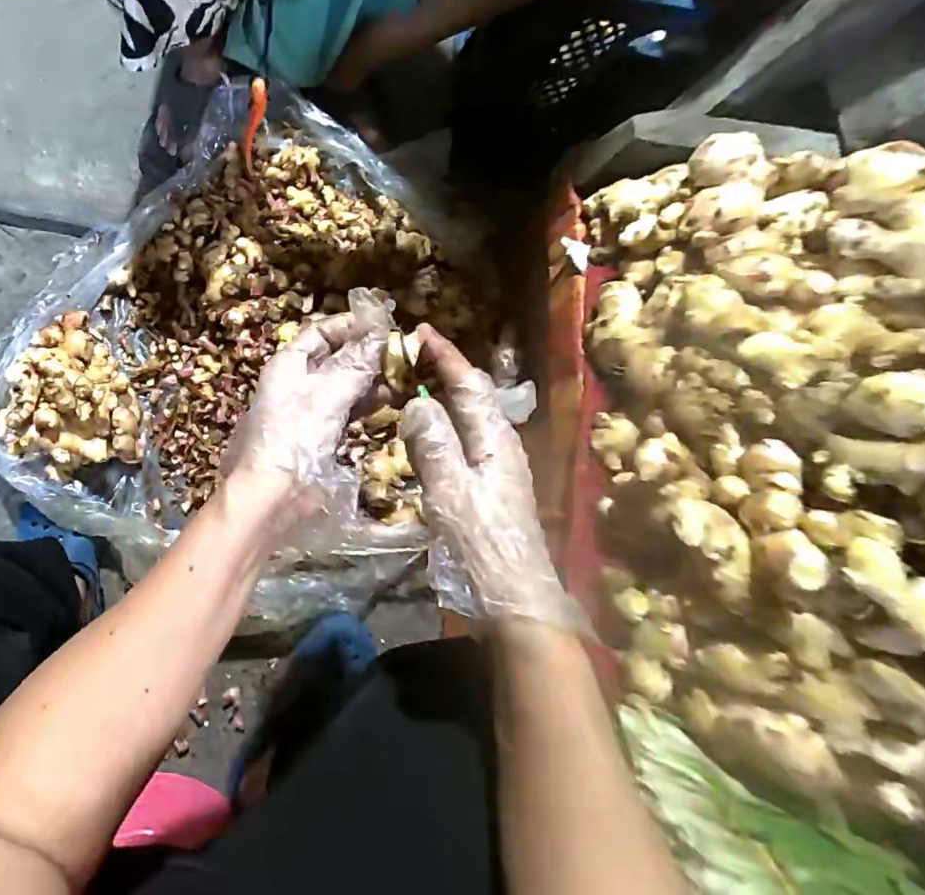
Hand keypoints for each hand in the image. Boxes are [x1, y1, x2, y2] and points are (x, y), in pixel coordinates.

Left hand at [224, 289, 388, 487]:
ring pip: (341, 384)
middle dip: (364, 353)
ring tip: (400, 376)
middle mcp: (294, 382)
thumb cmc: (296, 433)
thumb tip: (379, 330)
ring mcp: (305, 409)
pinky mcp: (316, 434)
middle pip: (332, 357)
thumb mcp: (330, 392)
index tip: (382, 326)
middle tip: (399, 352)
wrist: (272, 491)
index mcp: (287, 364)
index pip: (319, 332)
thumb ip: (356, 363)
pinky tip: (387, 401)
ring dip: (368, 379)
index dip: (349, 326)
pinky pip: (343, 409)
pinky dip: (363, 403)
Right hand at [401, 326, 579, 626]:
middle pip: (471, 395)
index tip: (419, 332)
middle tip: (408, 356)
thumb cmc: (482, 539)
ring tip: (410, 385)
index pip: (468, 383)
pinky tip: (421, 433)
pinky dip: (439, 424)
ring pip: (466, 417)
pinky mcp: (488, 484)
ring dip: (440, 396)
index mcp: (493, 438)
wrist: (515, 593)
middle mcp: (499, 444)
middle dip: (443, 370)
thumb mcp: (450, 489)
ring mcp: (496, 465)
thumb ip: (433, 443)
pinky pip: (460, 439)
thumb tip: (417, 402)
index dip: (445, 355)